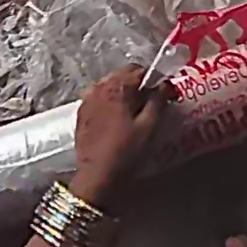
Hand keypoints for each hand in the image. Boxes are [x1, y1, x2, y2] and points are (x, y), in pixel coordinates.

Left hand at [70, 65, 168, 207]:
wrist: (96, 176)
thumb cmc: (126, 151)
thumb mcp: (149, 126)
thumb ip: (158, 101)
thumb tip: (165, 84)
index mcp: (116, 86)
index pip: (138, 70)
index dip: (154, 78)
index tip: (164, 92)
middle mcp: (99, 87)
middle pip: (122, 75)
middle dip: (138, 84)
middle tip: (151, 102)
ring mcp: (87, 99)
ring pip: (110, 85)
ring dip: (124, 92)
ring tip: (135, 111)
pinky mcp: (81, 111)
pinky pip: (99, 97)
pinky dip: (111, 101)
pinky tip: (118, 118)